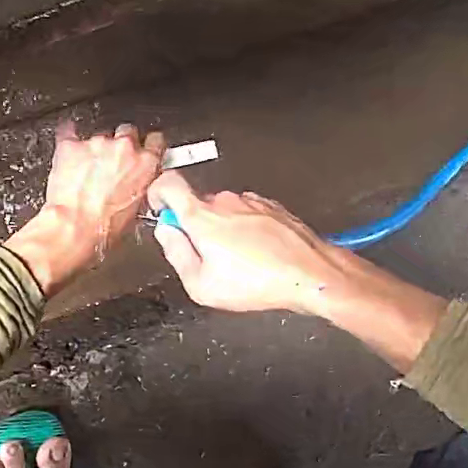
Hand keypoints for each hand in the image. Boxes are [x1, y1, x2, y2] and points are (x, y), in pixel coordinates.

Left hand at [5, 121, 165, 295]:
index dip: (148, 147)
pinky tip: (69, 159)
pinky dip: (70, 146)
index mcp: (146, 164)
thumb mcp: (136, 211)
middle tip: (111, 166)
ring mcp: (97, 143)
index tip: (143, 151)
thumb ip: (141, 186)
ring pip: (99, 138)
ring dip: (95, 152)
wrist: (73, 228)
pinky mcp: (72, 145)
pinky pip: (70, 135)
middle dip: (120, 147)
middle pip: (127, 134)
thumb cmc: (103, 228)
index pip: (156, 142)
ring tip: (85, 175)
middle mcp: (124, 148)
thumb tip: (136, 185)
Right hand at [145, 172, 355, 315]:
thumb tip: (166, 233)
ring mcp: (250, 202)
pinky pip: (246, 214)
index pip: (168, 183)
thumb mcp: (201, 284)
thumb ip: (175, 253)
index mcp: (202, 217)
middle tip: (206, 257)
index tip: (160, 209)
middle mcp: (225, 201)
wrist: (309, 275)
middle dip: (196, 226)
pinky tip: (257, 255)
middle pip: (197, 204)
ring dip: (223, 230)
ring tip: (238, 262)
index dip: (157, 194)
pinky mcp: (270, 207)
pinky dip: (245, 230)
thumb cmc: (258, 282)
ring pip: (223, 210)